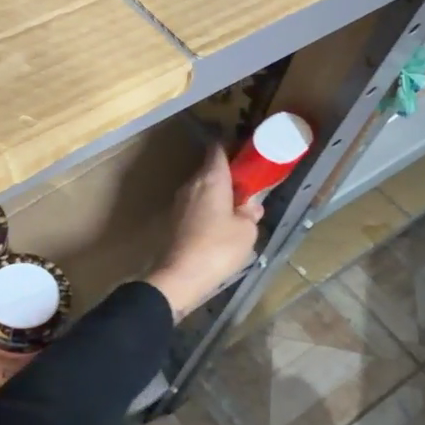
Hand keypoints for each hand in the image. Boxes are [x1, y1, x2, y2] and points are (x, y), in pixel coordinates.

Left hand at [145, 145, 261, 318]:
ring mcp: (179, 203)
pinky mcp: (174, 221)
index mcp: (211, 178)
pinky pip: (195, 206)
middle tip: (248, 188)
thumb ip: (250, 212)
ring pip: (202, 189)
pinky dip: (208, 210)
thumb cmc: (218, 248)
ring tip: (237, 210)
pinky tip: (220, 226)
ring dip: (218, 195)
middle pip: (210, 169)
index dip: (233, 147)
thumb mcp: (247, 230)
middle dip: (228, 175)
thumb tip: (250, 206)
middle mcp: (191, 184)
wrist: (181, 276)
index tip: (247, 155)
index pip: (218, 148)